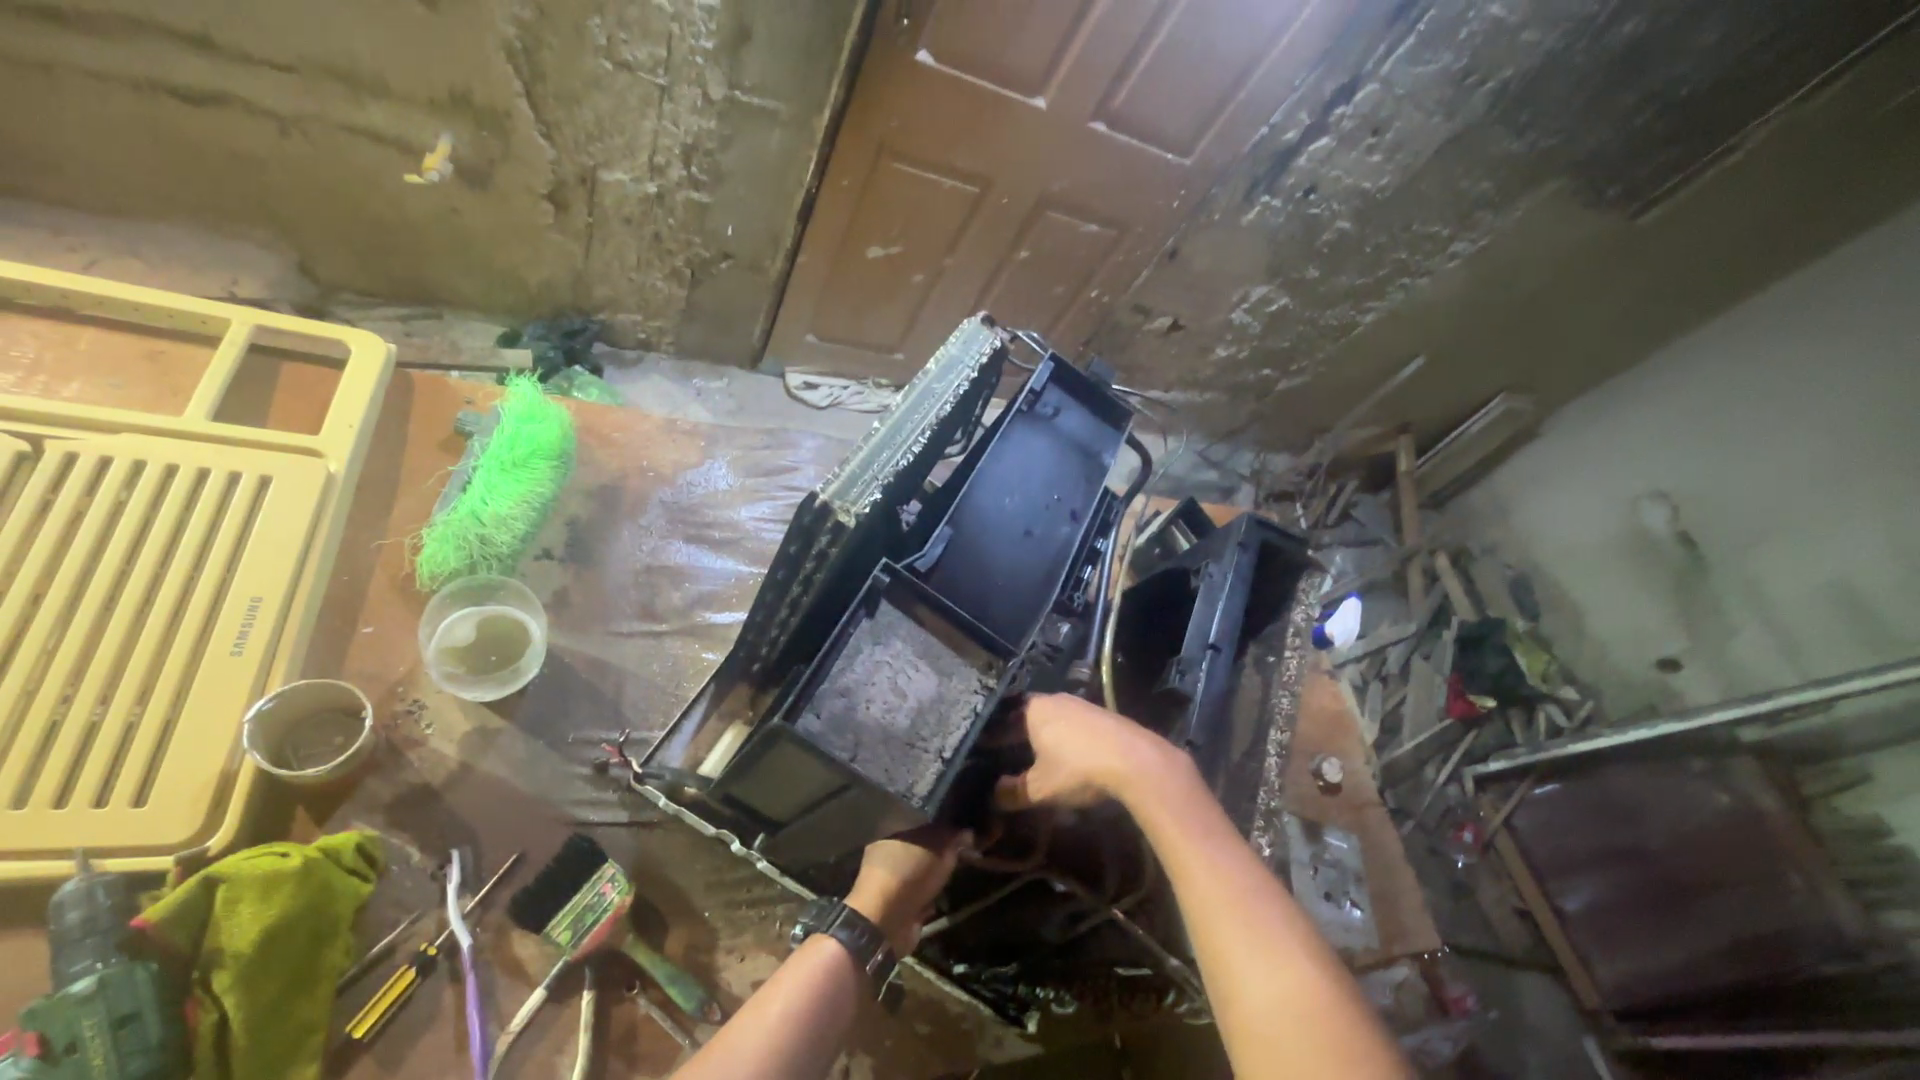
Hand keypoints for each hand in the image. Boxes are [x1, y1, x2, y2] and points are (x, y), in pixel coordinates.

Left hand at [845, 826, 968, 954]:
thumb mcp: (937, 849)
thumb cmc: (908, 875)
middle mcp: (886, 855)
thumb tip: (967, 831)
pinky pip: (918, 897)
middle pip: (922, 849)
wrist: (885, 922)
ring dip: (935, 878)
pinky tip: (939, 900)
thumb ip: (953, 837)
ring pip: (920, 874)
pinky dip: (929, 899)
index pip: (921, 824)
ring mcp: (889, 883)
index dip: (943, 827)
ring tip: (954, 878)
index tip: (963, 833)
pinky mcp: (894, 906)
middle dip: (941, 854)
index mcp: (891, 834)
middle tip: (964, 856)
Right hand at [993, 693, 1185, 810]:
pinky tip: (1069, 760)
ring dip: (1045, 739)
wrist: (1136, 761)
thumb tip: (994, 795)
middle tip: (1006, 757)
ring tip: (1036, 761)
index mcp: (1035, 708)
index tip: (984, 750)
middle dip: (1018, 737)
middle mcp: (1057, 699)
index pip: (1004, 716)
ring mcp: (1084, 706)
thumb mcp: (1040, 788)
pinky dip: (1067, 742)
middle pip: (1030, 717)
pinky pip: (1076, 727)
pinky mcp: (1105, 717)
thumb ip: (1014, 791)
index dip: (993, 735)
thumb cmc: (1078, 769)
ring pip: (1054, 721)